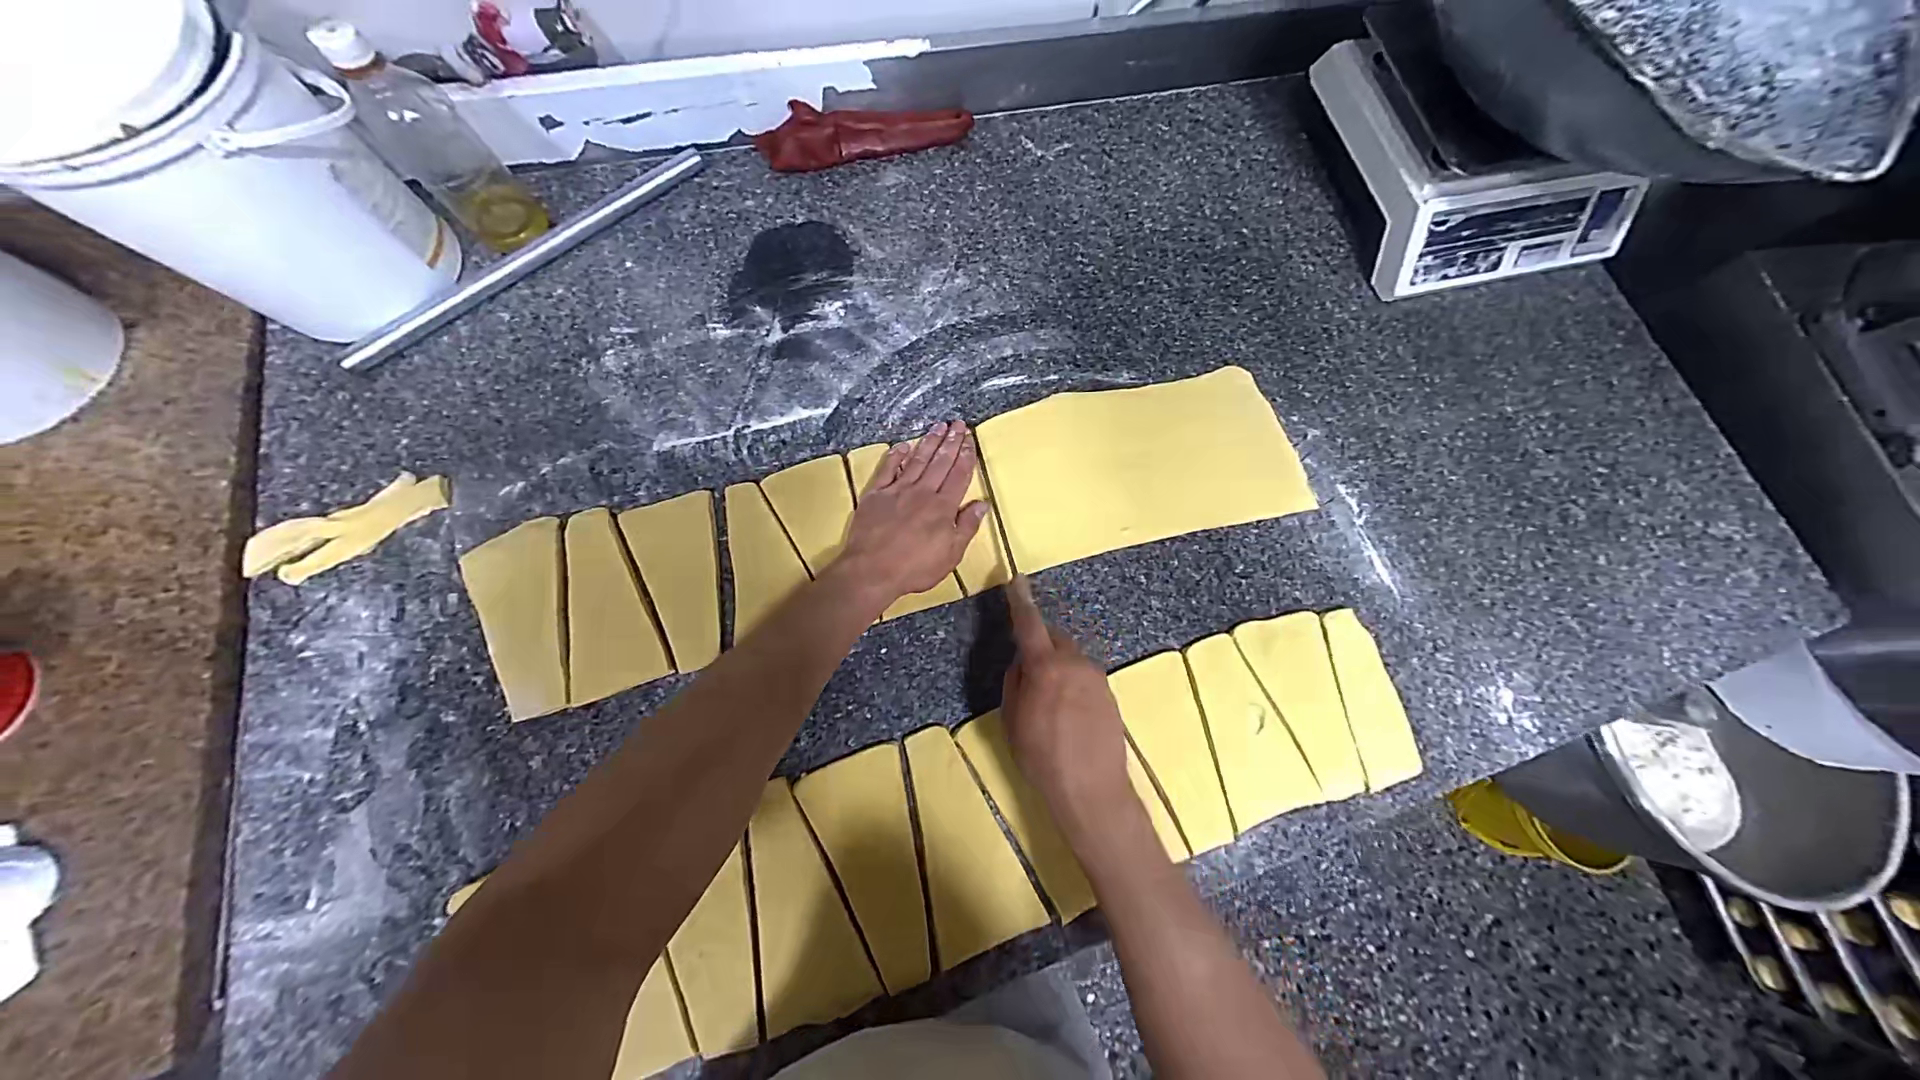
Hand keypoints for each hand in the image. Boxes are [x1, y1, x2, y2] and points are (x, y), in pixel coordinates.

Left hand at [835, 420, 987, 602]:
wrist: (872, 571)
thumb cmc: (915, 568)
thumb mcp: (950, 555)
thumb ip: (966, 527)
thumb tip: (982, 504)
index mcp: (943, 507)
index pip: (959, 475)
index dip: (966, 456)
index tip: (970, 439)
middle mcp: (922, 493)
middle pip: (940, 462)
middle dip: (951, 442)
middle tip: (958, 424)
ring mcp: (897, 491)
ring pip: (917, 461)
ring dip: (929, 442)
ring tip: (938, 426)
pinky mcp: (876, 495)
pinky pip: (888, 469)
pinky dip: (896, 456)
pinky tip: (903, 446)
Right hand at [1000, 575, 1139, 842]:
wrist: (1092, 789)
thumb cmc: (1041, 756)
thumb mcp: (1012, 719)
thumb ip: (1015, 681)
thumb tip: (1022, 662)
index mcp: (1046, 666)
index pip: (1029, 624)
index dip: (1020, 600)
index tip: (1016, 579)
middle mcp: (1075, 663)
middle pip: (1053, 638)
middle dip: (1039, 644)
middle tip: (1026, 671)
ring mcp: (1096, 677)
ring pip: (1070, 658)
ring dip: (1056, 667)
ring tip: (1046, 703)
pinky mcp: (1109, 693)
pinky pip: (1083, 676)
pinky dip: (1071, 683)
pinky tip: (1066, 713)